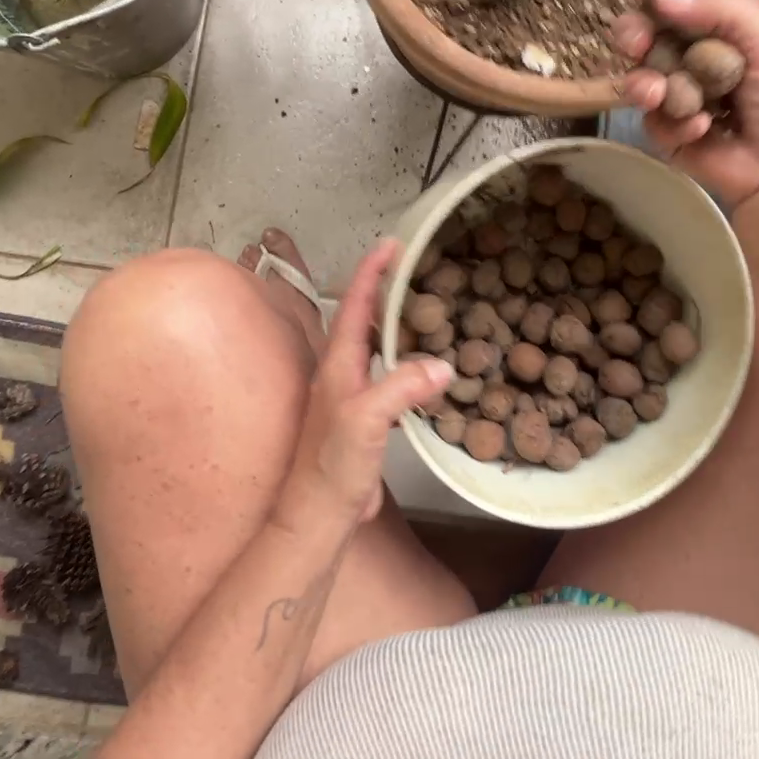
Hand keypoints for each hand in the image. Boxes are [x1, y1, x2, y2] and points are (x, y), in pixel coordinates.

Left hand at [277, 239, 452, 528]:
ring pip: (373, 345)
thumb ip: (401, 388)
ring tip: (422, 304)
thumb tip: (441, 364)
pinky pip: (385, 373)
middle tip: (414, 267)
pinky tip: (421, 365)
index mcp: (337, 365)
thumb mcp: (367, 422)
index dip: (372, 273)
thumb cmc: (333, 468)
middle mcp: (340, 373)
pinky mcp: (363, 417)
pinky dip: (402, 357)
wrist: (317, 516)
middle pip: (362, 318)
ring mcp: (350, 395)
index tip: (392, 243)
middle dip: (384, 288)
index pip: (355, 305)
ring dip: (392, 321)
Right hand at [614, 0, 758, 207]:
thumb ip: (721, 12)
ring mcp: (681, 88)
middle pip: (651, 22)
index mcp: (731, 19)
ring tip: (657, 96)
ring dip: (645, 80)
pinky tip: (700, 129)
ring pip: (640, 69)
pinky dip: (671, 120)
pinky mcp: (668, 128)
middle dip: (635, 30)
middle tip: (635, 44)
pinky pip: (650, 115)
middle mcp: (700, 48)